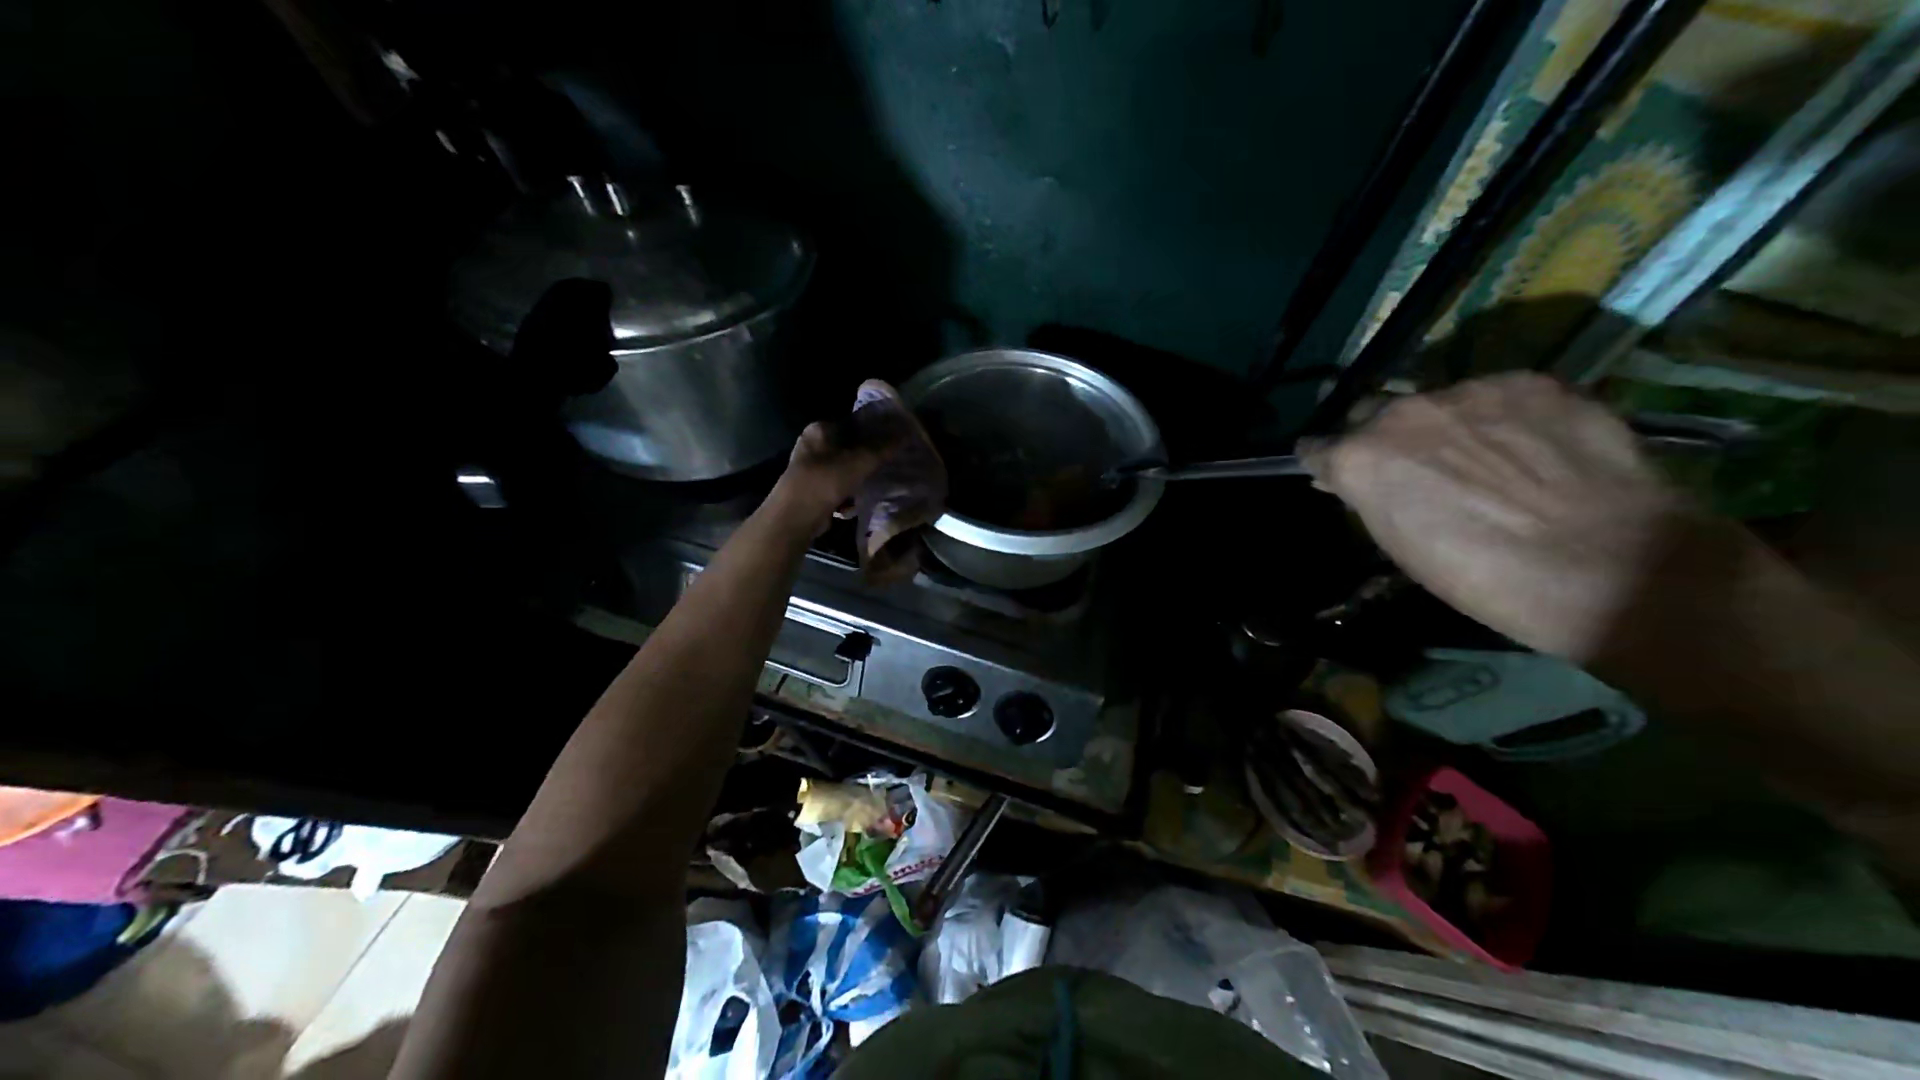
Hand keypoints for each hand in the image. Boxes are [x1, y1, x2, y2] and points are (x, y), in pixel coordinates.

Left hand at [767, 422, 883, 536]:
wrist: (796, 516)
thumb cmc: (827, 480)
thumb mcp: (860, 461)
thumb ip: (884, 447)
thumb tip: (907, 432)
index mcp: (820, 429)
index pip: (854, 424)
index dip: (875, 432)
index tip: (893, 444)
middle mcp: (812, 445)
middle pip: (850, 449)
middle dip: (867, 461)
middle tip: (886, 468)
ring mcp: (810, 469)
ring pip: (845, 470)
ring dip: (858, 482)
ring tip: (871, 488)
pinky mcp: (812, 490)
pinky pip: (837, 488)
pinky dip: (846, 497)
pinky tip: (852, 506)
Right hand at [1302, 373, 1699, 661]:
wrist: (1606, 566)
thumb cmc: (1480, 577)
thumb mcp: (1398, 544)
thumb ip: (1370, 497)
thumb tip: (1349, 478)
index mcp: (1358, 457)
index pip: (1317, 447)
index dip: (1331, 464)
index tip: (1343, 477)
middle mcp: (1401, 412)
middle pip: (1373, 414)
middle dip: (1385, 438)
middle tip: (1419, 470)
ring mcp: (1467, 390)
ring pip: (1438, 402)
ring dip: (1447, 425)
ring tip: (1489, 460)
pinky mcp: (1530, 381)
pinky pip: (1497, 395)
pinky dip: (1503, 417)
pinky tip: (1534, 449)